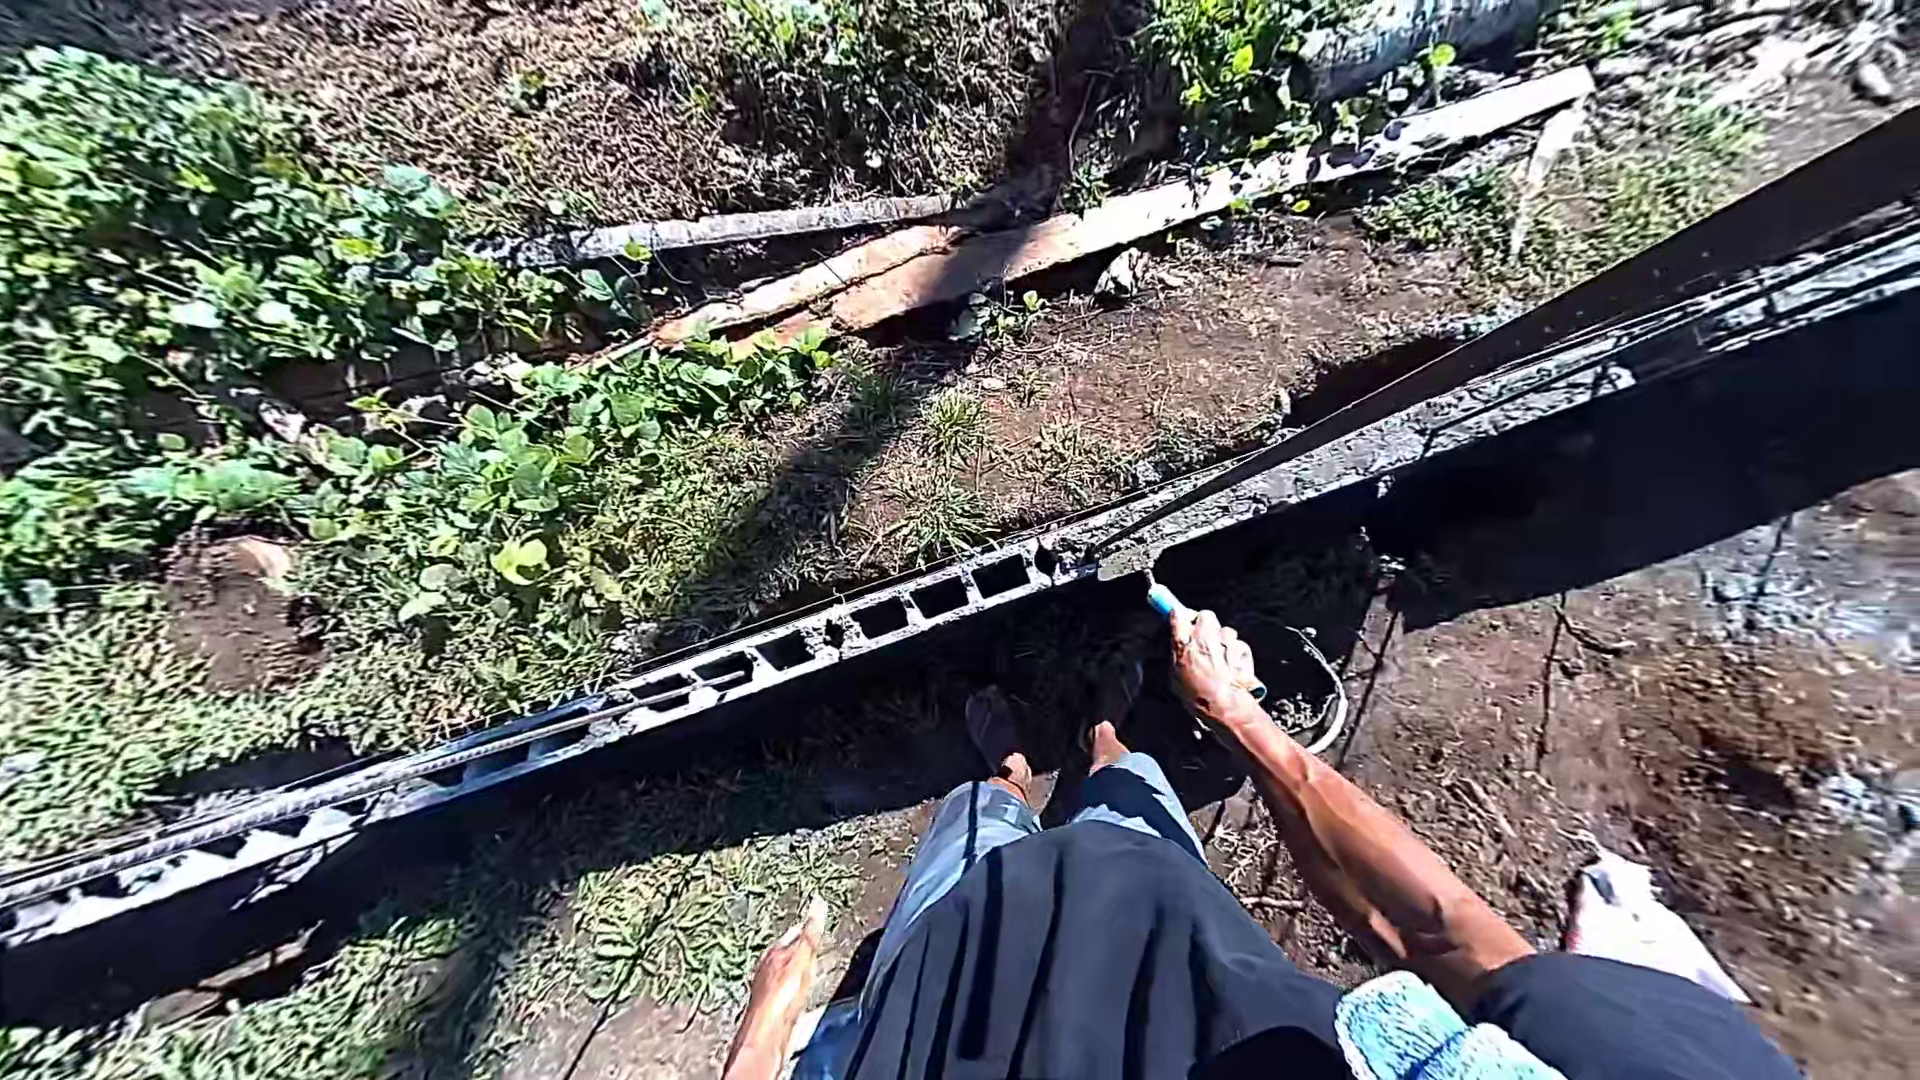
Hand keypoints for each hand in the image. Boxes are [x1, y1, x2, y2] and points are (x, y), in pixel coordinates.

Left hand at [723, 897, 826, 1079]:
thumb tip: (818, 902)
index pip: (794, 933)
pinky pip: (793, 997)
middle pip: (790, 955)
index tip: (817, 920)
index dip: (807, 927)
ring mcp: (771, 994)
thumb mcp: (801, 958)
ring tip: (817, 969)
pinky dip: (803, 993)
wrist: (766, 1040)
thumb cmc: (779, 998)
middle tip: (819, 944)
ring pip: (790, 977)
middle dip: (804, 950)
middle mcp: (769, 972)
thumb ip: (810, 933)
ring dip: (803, 973)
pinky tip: (808, 999)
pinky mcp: (776, 1015)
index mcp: (774, 954)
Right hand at [1170, 608, 1261, 730]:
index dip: (1178, 616)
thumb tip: (1176, 644)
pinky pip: (1238, 643)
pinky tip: (1231, 663)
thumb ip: (1176, 654)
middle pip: (1205, 615)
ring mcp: (1225, 641)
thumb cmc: (1197, 695)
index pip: (1177, 615)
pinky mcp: (1241, 649)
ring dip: (1221, 638)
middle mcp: (1204, 636)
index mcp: (1183, 642)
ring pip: (1224, 629)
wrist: (1224, 706)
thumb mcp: (1174, 675)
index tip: (1178, 618)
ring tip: (1218, 655)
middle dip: (1203, 622)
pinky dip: (1235, 650)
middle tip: (1200, 635)